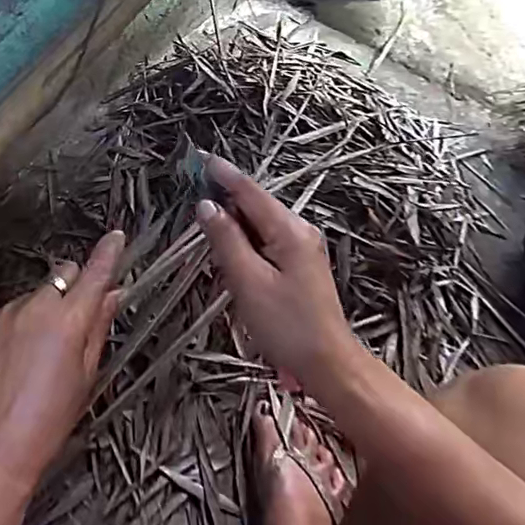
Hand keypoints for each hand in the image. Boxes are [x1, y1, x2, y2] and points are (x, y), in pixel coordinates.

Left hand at [0, 230, 124, 489]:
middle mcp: (40, 305)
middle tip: (78, 318)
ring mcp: (12, 310)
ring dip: (50, 303)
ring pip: (42, 291)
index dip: (107, 253)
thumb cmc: (52, 417)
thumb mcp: (87, 374)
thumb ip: (99, 327)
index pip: (95, 274)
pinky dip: (27, 317)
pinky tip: (24, 351)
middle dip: (76, 284)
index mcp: (70, 320)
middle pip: (66, 273)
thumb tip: (112, 294)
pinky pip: (19, 306)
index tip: (116, 237)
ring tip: (45, 346)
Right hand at [195, 154, 358, 385]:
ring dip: (233, 225)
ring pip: (258, 222)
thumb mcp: (248, 282)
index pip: (248, 191)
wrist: (329, 366)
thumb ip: (226, 239)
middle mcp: (298, 230)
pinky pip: (265, 239)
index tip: (199, 158)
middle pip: (253, 204)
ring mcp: (301, 246)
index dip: (222, 174)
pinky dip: (245, 241)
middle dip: (224, 200)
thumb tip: (206, 205)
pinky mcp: (298, 262)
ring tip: (210, 235)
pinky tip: (232, 257)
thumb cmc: (288, 326)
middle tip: (195, 202)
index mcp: (288, 230)